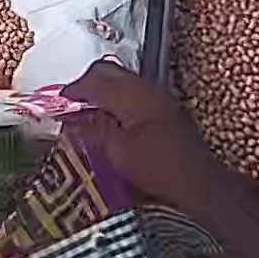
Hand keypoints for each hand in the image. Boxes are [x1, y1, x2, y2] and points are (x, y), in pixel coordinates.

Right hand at [59, 59, 226, 211]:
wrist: (202, 186)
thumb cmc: (159, 171)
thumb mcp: (118, 152)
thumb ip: (92, 129)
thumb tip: (70, 118)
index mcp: (132, 95)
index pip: (94, 81)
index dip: (73, 90)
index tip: (57, 101)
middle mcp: (146, 88)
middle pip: (108, 71)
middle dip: (85, 82)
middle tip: (69, 101)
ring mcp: (158, 96)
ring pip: (120, 78)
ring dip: (101, 88)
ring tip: (85, 108)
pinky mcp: (164, 107)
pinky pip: (131, 89)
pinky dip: (114, 96)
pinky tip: (108, 115)